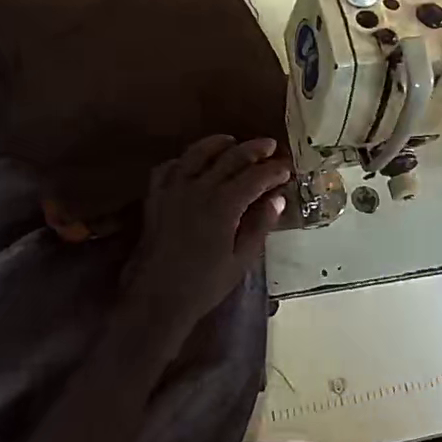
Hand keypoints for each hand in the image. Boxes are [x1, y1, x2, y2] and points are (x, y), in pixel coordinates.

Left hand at [126, 135, 289, 335]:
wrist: (156, 300)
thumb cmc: (204, 284)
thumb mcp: (241, 259)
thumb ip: (260, 226)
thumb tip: (277, 200)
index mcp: (224, 205)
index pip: (255, 177)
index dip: (273, 171)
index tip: (287, 170)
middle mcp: (199, 189)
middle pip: (230, 158)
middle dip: (253, 150)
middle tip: (270, 146)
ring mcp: (173, 191)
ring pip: (196, 154)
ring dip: (217, 144)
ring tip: (231, 141)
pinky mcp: (155, 199)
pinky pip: (168, 169)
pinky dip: (182, 161)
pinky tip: (191, 164)